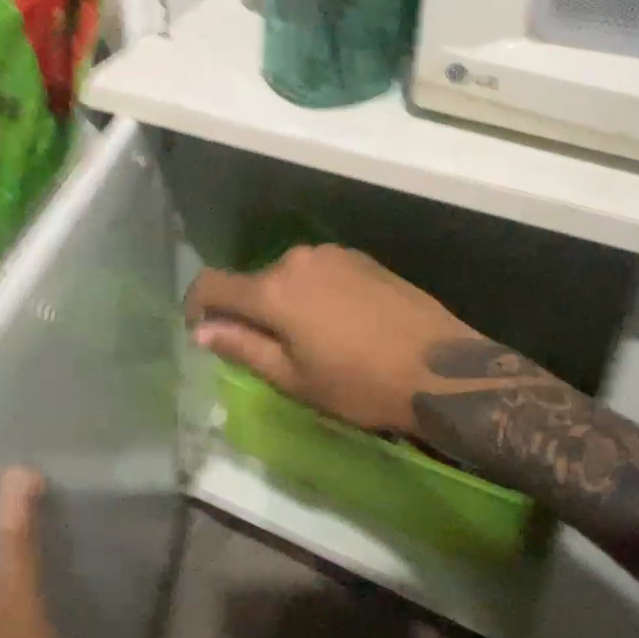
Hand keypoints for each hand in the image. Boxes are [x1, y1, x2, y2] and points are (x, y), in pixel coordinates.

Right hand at [185, 245, 482, 435]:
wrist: (442, 369)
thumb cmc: (361, 384)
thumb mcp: (294, 380)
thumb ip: (242, 348)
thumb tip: (202, 331)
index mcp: (273, 290)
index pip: (211, 284)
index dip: (196, 305)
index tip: (201, 331)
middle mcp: (296, 259)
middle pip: (253, 282)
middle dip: (250, 312)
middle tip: (272, 354)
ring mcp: (332, 254)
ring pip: (288, 277)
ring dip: (286, 302)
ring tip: (314, 342)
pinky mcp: (361, 258)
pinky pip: (320, 273)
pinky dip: (316, 294)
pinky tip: (343, 325)